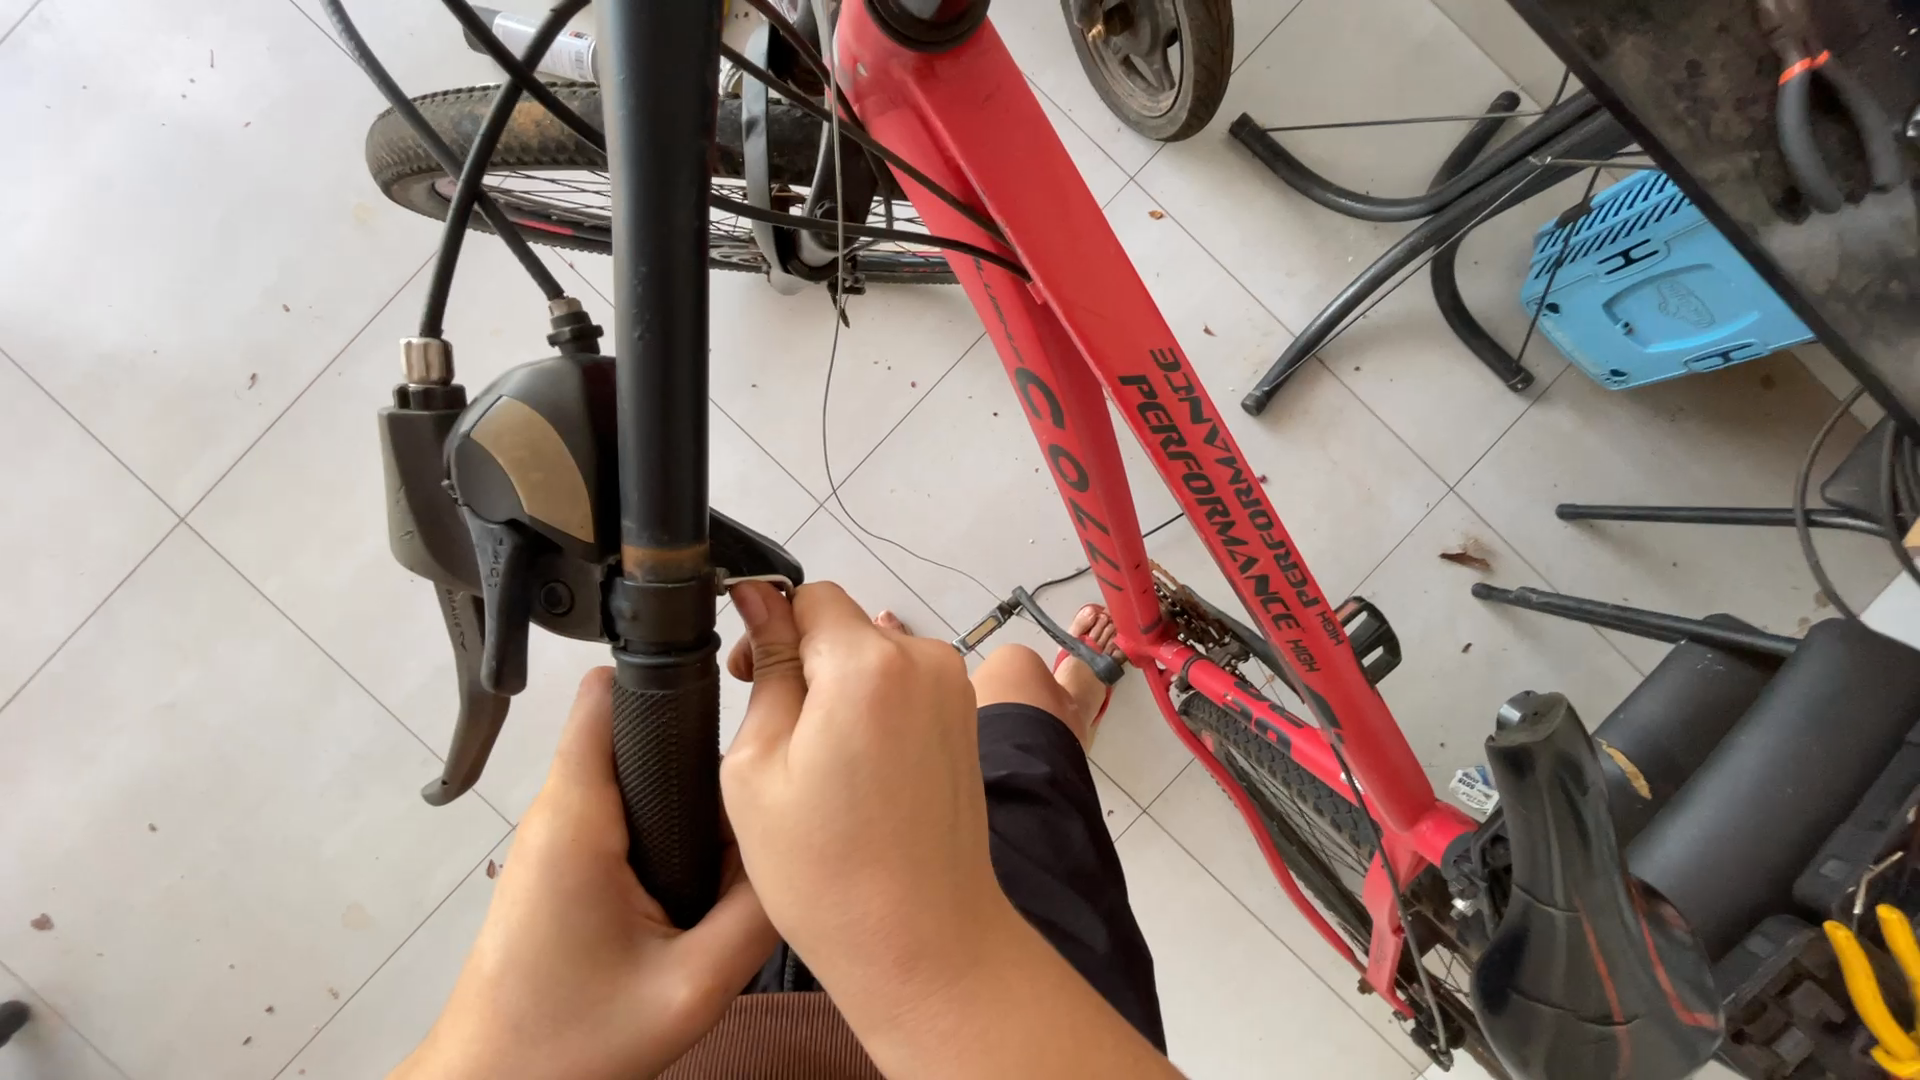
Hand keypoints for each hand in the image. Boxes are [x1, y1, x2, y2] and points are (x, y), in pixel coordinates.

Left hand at [393, 668, 777, 1079]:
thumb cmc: (571, 1045)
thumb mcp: (690, 987)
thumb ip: (756, 913)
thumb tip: (801, 848)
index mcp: (581, 817)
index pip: (610, 696)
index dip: (670, 670)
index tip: (736, 674)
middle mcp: (565, 810)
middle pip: (638, 725)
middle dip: (706, 729)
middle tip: (771, 756)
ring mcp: (564, 833)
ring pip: (640, 766)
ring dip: (695, 775)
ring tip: (753, 805)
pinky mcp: (570, 858)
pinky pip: (632, 803)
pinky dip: (676, 810)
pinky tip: (715, 854)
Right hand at [719, 583, 1017, 1025]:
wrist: (926, 937)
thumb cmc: (827, 870)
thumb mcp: (759, 766)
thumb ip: (766, 668)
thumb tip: (759, 596)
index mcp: (868, 664)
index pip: (811, 595)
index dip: (770, 624)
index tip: (748, 671)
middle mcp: (925, 658)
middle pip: (845, 624)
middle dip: (805, 660)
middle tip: (780, 732)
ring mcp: (955, 685)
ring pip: (875, 654)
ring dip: (841, 685)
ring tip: (823, 761)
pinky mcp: (966, 713)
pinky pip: (906, 682)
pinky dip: (876, 705)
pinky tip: (862, 766)